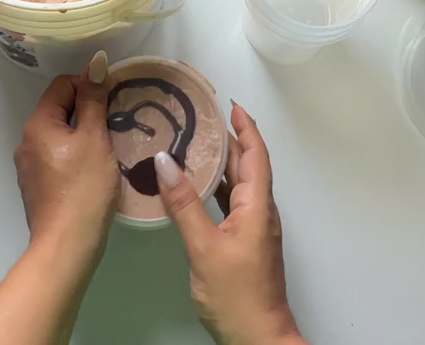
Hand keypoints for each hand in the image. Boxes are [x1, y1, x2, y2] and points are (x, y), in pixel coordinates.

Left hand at [0, 52, 117, 344]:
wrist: (67, 247)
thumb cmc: (84, 188)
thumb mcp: (95, 137)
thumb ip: (94, 98)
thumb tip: (95, 60)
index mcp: (38, 124)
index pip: (62, 85)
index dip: (88, 86)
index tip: (111, 103)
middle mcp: (27, 141)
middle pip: (60, 110)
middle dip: (88, 112)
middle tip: (114, 126)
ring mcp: (30, 167)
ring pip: (61, 135)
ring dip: (84, 136)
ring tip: (108, 149)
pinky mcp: (38, 188)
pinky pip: (58, 158)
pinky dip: (76, 157)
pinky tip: (94, 172)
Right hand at [155, 103, 306, 344]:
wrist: (259, 341)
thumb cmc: (237, 295)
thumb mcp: (205, 247)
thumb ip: (184, 204)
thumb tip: (164, 160)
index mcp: (257, 204)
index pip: (255, 153)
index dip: (245, 126)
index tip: (229, 103)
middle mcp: (259, 211)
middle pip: (248, 164)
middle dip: (230, 138)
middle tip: (203, 117)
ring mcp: (253, 228)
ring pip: (239, 183)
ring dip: (223, 161)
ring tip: (196, 142)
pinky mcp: (245, 243)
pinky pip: (232, 201)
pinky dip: (217, 185)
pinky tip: (197, 185)